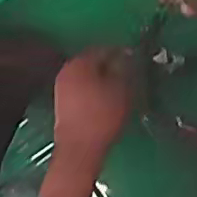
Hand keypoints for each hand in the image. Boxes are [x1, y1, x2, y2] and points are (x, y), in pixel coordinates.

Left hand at [53, 48, 131, 167]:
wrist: (80, 148)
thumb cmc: (103, 116)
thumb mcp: (122, 88)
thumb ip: (124, 68)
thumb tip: (125, 56)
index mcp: (80, 62)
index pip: (104, 48)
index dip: (122, 52)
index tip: (136, 59)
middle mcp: (66, 71)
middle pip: (93, 61)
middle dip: (111, 65)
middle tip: (129, 73)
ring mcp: (61, 88)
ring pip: (86, 76)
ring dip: (102, 79)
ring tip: (120, 88)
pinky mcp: (62, 104)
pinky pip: (81, 89)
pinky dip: (94, 90)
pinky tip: (106, 100)